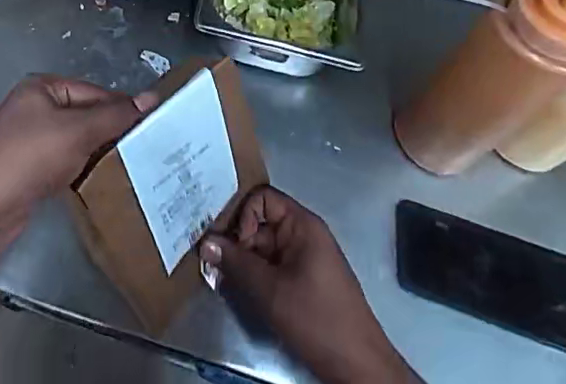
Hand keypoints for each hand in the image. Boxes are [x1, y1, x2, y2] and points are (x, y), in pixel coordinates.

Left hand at [0, 75, 149, 250]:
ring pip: (76, 142)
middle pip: (85, 116)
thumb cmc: (28, 158)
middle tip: (146, 150)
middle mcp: (34, 108)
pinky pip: (64, 162)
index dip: (121, 109)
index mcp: (42, 87)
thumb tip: (152, 97)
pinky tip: (100, 182)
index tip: (152, 128)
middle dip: (110, 132)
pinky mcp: (28, 171)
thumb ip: (115, 116)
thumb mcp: (78, 131)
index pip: (94, 92)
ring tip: (130, 167)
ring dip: (97, 153)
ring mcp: (28, 141)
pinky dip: (81, 170)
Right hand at [203, 187, 417, 383]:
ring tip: (222, 279)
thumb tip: (206, 241)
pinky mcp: (302, 281)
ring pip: (263, 247)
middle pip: (260, 223)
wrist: (359, 367)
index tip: (231, 244)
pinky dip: (255, 275)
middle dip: (236, 241)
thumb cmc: (318, 320)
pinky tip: (240, 290)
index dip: (243, 215)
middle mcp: (303, 235)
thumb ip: (237, 263)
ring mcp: (304, 258)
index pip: (263, 198)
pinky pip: (271, 266)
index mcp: (302, 225)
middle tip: (213, 262)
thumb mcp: (271, 291)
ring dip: (243, 261)